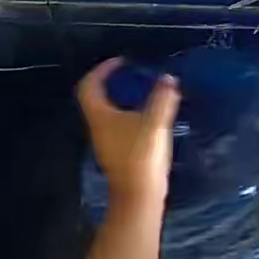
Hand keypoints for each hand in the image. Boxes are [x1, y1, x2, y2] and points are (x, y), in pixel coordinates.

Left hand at [76, 58, 178, 207]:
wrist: (139, 197)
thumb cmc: (141, 156)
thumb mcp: (155, 122)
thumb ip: (162, 98)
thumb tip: (168, 78)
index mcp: (100, 115)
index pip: (90, 85)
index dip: (101, 70)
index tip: (120, 62)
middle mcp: (97, 126)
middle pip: (95, 97)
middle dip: (110, 82)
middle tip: (130, 75)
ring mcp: (105, 141)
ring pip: (105, 112)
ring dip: (119, 98)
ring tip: (141, 92)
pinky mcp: (116, 153)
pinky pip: (116, 124)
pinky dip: (126, 113)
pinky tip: (146, 116)